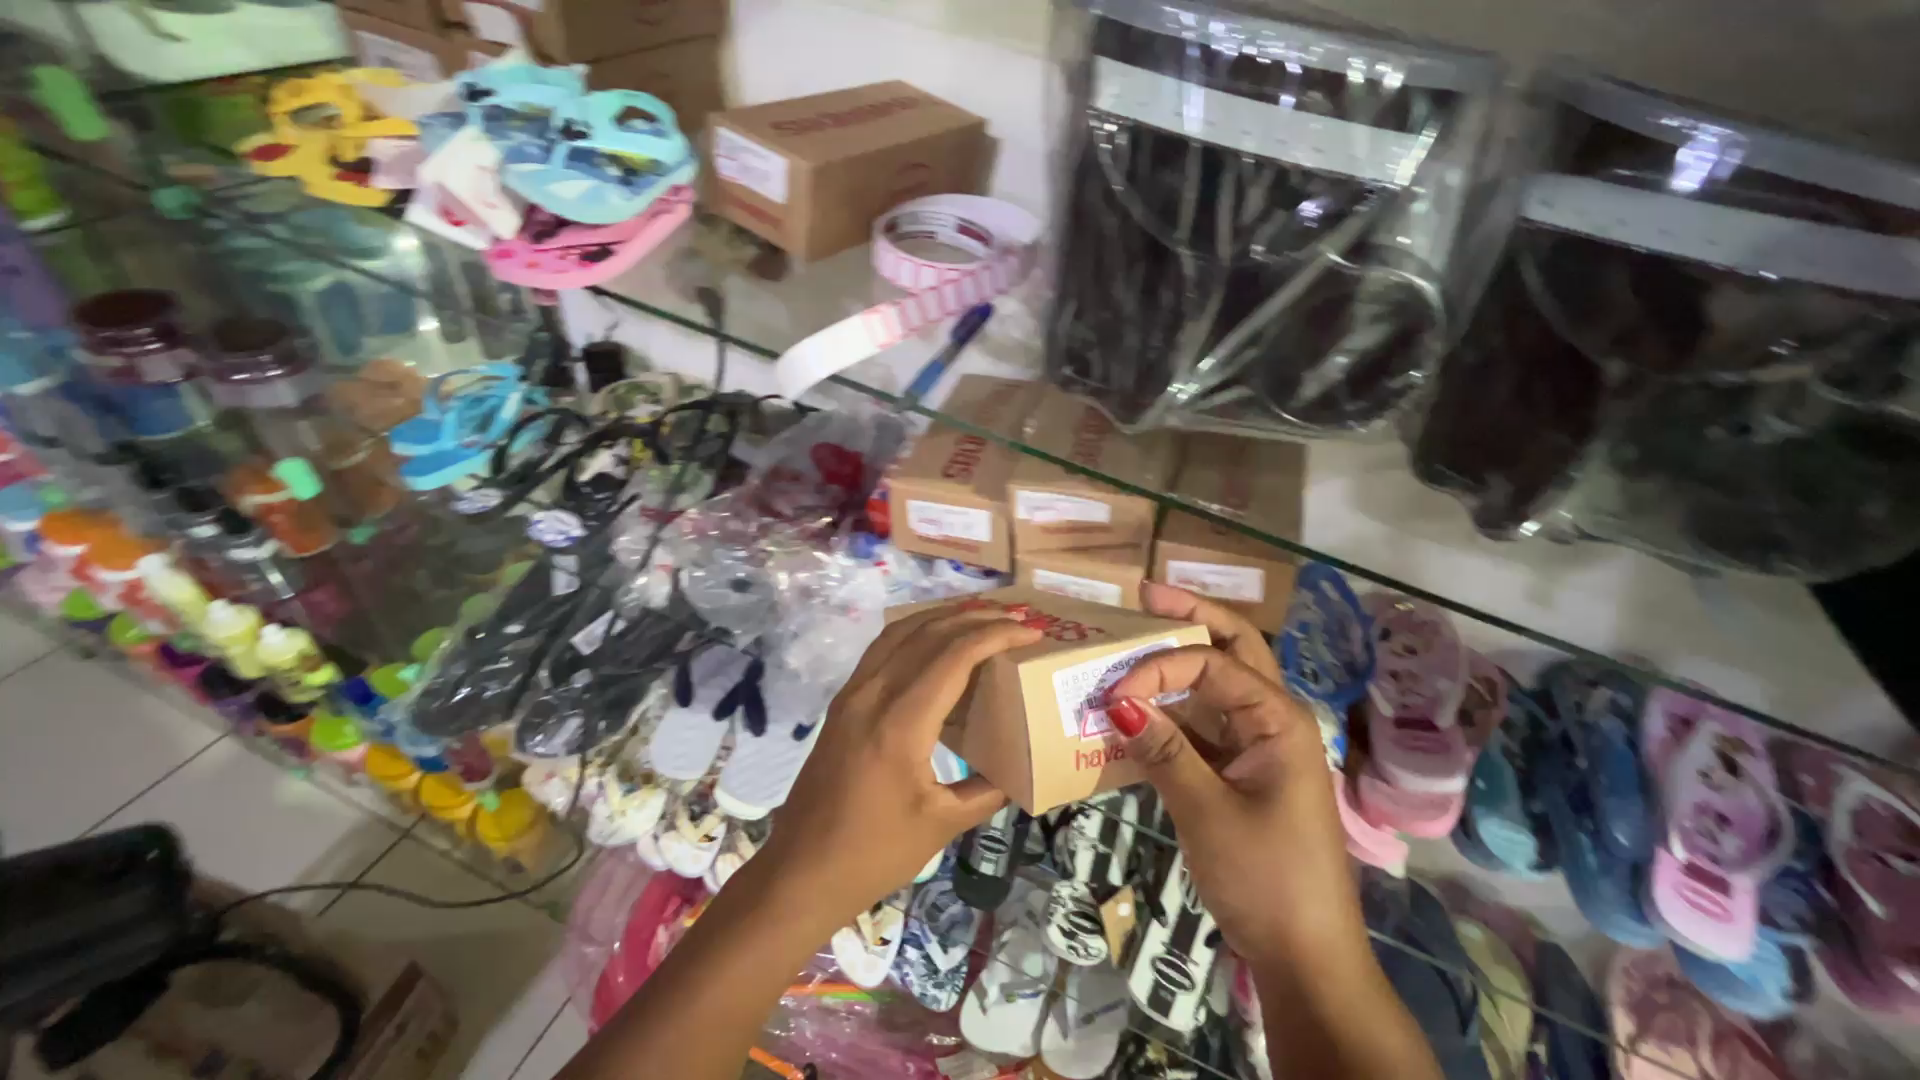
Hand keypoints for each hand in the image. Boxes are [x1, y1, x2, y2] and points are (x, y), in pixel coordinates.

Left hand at [757, 604, 1042, 923]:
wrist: (802, 870)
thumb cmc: (874, 853)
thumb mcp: (942, 823)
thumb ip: (986, 790)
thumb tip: (1017, 770)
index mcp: (901, 722)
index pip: (955, 655)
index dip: (996, 635)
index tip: (1033, 631)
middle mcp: (873, 694)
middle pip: (928, 633)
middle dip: (976, 618)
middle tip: (1016, 616)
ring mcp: (852, 695)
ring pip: (900, 632)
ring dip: (942, 618)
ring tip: (981, 617)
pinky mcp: (842, 704)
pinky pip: (881, 650)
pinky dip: (915, 633)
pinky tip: (935, 643)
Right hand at [1106, 584, 1367, 972]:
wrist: (1305, 952)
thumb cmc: (1266, 877)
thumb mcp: (1207, 811)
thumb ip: (1163, 749)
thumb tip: (1116, 700)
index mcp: (1279, 719)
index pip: (1212, 665)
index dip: (1158, 667)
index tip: (1112, 692)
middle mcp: (1273, 720)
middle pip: (1234, 650)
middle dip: (1191, 620)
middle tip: (1144, 595)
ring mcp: (1260, 747)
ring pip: (1218, 687)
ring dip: (1178, 666)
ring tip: (1133, 643)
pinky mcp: (1243, 774)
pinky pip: (1205, 728)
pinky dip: (1172, 715)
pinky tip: (1136, 713)